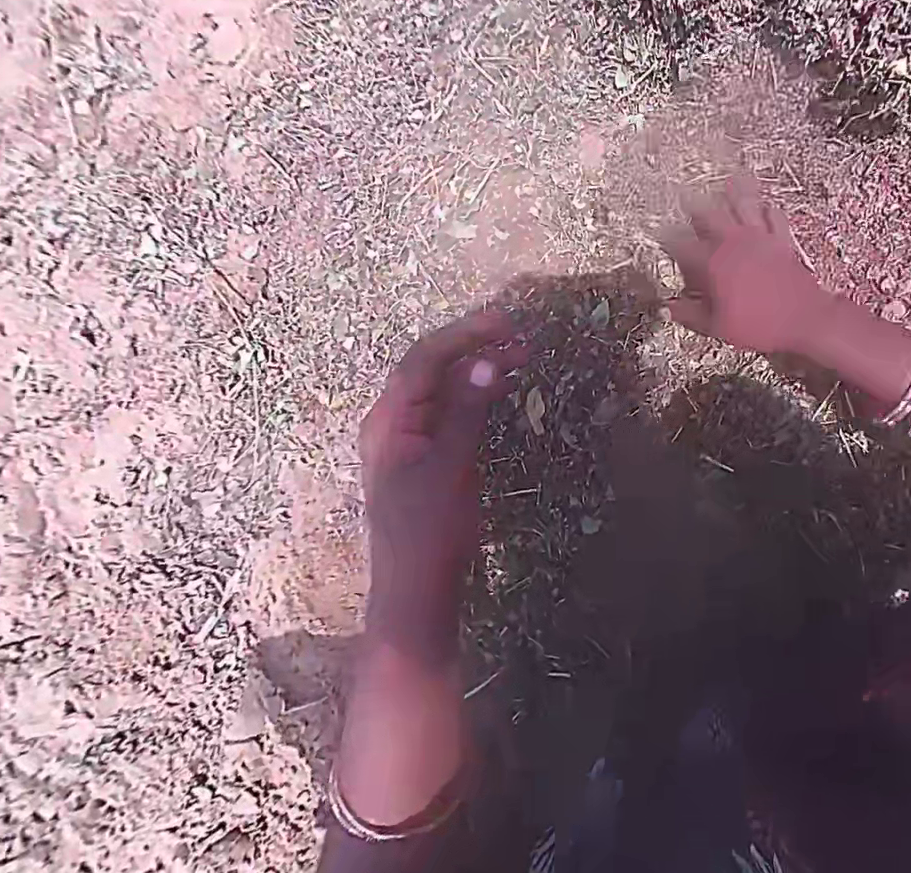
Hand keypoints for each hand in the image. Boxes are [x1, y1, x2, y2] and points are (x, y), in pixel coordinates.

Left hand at [359, 309, 524, 662]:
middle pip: (433, 368)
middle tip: (520, 337)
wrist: (419, 587)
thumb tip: (488, 361)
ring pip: (446, 388)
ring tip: (522, 356)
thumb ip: (467, 411)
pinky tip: (504, 387)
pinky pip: (454, 410)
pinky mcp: (433, 453)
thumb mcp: (451, 466)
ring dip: (480, 368)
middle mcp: (396, 420)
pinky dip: (480, 394)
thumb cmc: (429, 528)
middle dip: (475, 347)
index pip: (423, 360)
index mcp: (388, 419)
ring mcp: (414, 437)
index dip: (464, 335)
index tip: (505, 323)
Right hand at [660, 178, 833, 355]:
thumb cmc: (760, 325)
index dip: (669, 239)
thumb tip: (669, 309)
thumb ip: (691, 314)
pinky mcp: (782, 241)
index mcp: (714, 263)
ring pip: (744, 206)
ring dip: (734, 193)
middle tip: (687, 198)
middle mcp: (735, 244)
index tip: (662, 236)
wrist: (804, 319)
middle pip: (710, 215)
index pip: (683, 245)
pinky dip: (768, 208)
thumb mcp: (718, 327)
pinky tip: (765, 204)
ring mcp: (760, 238)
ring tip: (728, 181)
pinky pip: (774, 216)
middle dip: (696, 206)